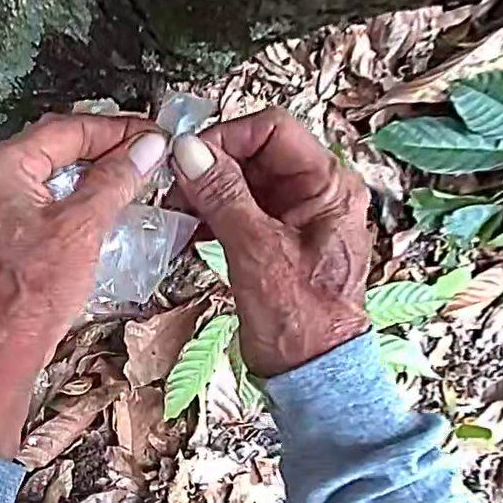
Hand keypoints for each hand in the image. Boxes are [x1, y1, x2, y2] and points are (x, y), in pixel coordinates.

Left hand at [0, 114, 169, 457]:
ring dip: (96, 171)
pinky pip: (51, 200)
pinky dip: (81, 197)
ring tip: (136, 173)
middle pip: (59, 146)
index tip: (153, 134)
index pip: (67, 129)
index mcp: (3, 169)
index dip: (116, 129)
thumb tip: (146, 147)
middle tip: (149, 150)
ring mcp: (1, 207)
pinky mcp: (11, 232)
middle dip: (107, 146)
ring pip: (57, 174)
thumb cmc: (31, 297)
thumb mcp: (81, 230)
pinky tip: (107, 202)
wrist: (4, 351)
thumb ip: (113, 181)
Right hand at [172, 108, 374, 376]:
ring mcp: (297, 219)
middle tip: (174, 189)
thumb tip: (190, 152)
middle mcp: (316, 195)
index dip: (226, 138)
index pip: (273, 130)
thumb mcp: (257, 252)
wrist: (310, 373)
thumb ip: (224, 197)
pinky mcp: (277, 243)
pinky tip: (190, 230)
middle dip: (211, 167)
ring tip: (177, 211)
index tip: (186, 159)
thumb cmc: (300, 320)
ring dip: (208, 193)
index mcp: (328, 186)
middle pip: (257, 155)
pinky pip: (242, 213)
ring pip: (245, 185)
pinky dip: (214, 217)